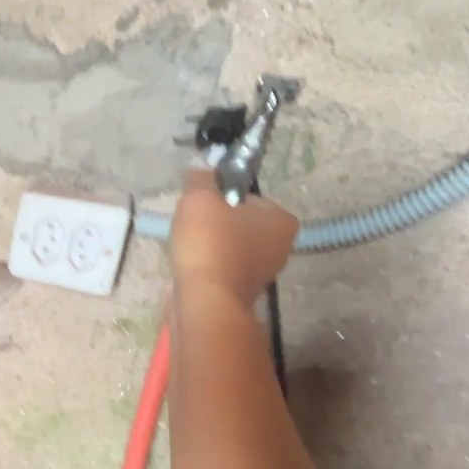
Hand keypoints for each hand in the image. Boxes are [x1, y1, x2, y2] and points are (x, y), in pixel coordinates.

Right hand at [169, 170, 297, 307]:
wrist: (204, 301)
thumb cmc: (210, 244)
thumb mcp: (200, 197)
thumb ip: (200, 178)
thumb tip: (200, 168)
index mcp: (282, 220)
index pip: (248, 198)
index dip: (220, 198)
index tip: (200, 205)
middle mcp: (280, 248)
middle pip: (238, 224)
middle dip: (214, 224)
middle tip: (189, 226)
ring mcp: (260, 274)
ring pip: (227, 248)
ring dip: (207, 247)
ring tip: (186, 249)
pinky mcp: (239, 293)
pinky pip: (219, 270)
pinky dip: (204, 267)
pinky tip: (188, 268)